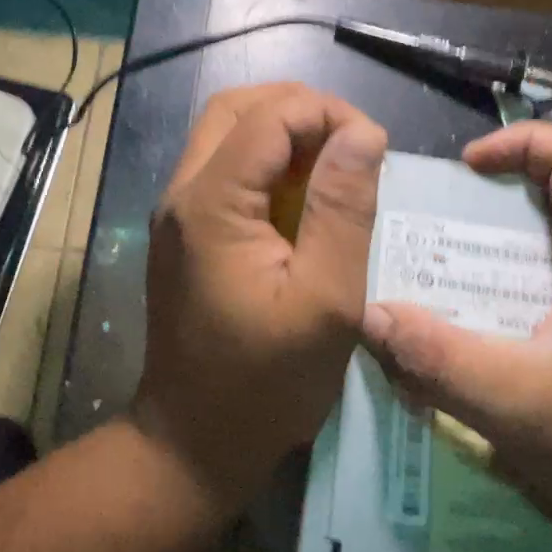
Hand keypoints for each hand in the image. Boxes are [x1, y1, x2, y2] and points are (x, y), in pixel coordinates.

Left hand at [132, 83, 387, 509]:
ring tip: (336, 169)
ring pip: (226, 136)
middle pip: (235, 110)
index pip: (268, 115)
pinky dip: (267, 168)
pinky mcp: (184, 235)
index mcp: (211, 204)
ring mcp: (176, 215)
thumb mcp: (327, 300)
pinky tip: (306, 202)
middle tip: (354, 146)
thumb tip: (362, 134)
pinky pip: (224, 173)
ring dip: (283, 136)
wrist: (195, 442)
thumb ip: (344, 209)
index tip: (376, 148)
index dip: (327, 113)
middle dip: (300, 112)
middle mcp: (181, 195)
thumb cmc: (266, 383)